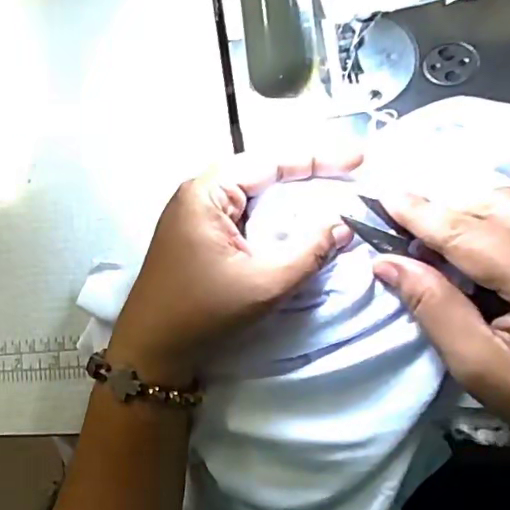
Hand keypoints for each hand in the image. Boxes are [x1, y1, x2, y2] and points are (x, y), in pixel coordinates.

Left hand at [110, 150, 361, 385]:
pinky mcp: (200, 233)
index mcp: (207, 192)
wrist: (151, 350)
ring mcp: (197, 213)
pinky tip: (299, 218)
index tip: (357, 159)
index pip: (270, 162)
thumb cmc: (203, 312)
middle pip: (262, 171)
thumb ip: (309, 252)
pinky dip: (274, 213)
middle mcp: (200, 193)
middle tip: (350, 172)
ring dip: (291, 192)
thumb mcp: (264, 283)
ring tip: (333, 188)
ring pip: (254, 192)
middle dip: (307, 171)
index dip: (318, 159)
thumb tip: (345, 225)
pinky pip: (245, 212)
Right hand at [371, 189, 509, 502]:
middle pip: (509, 204)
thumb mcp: (494, 380)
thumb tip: (391, 264)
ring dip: (488, 213)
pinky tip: (505, 254)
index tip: (384, 196)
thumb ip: (438, 312)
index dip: (424, 214)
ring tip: (450, 235)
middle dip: (455, 205)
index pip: (476, 234)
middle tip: (412, 220)